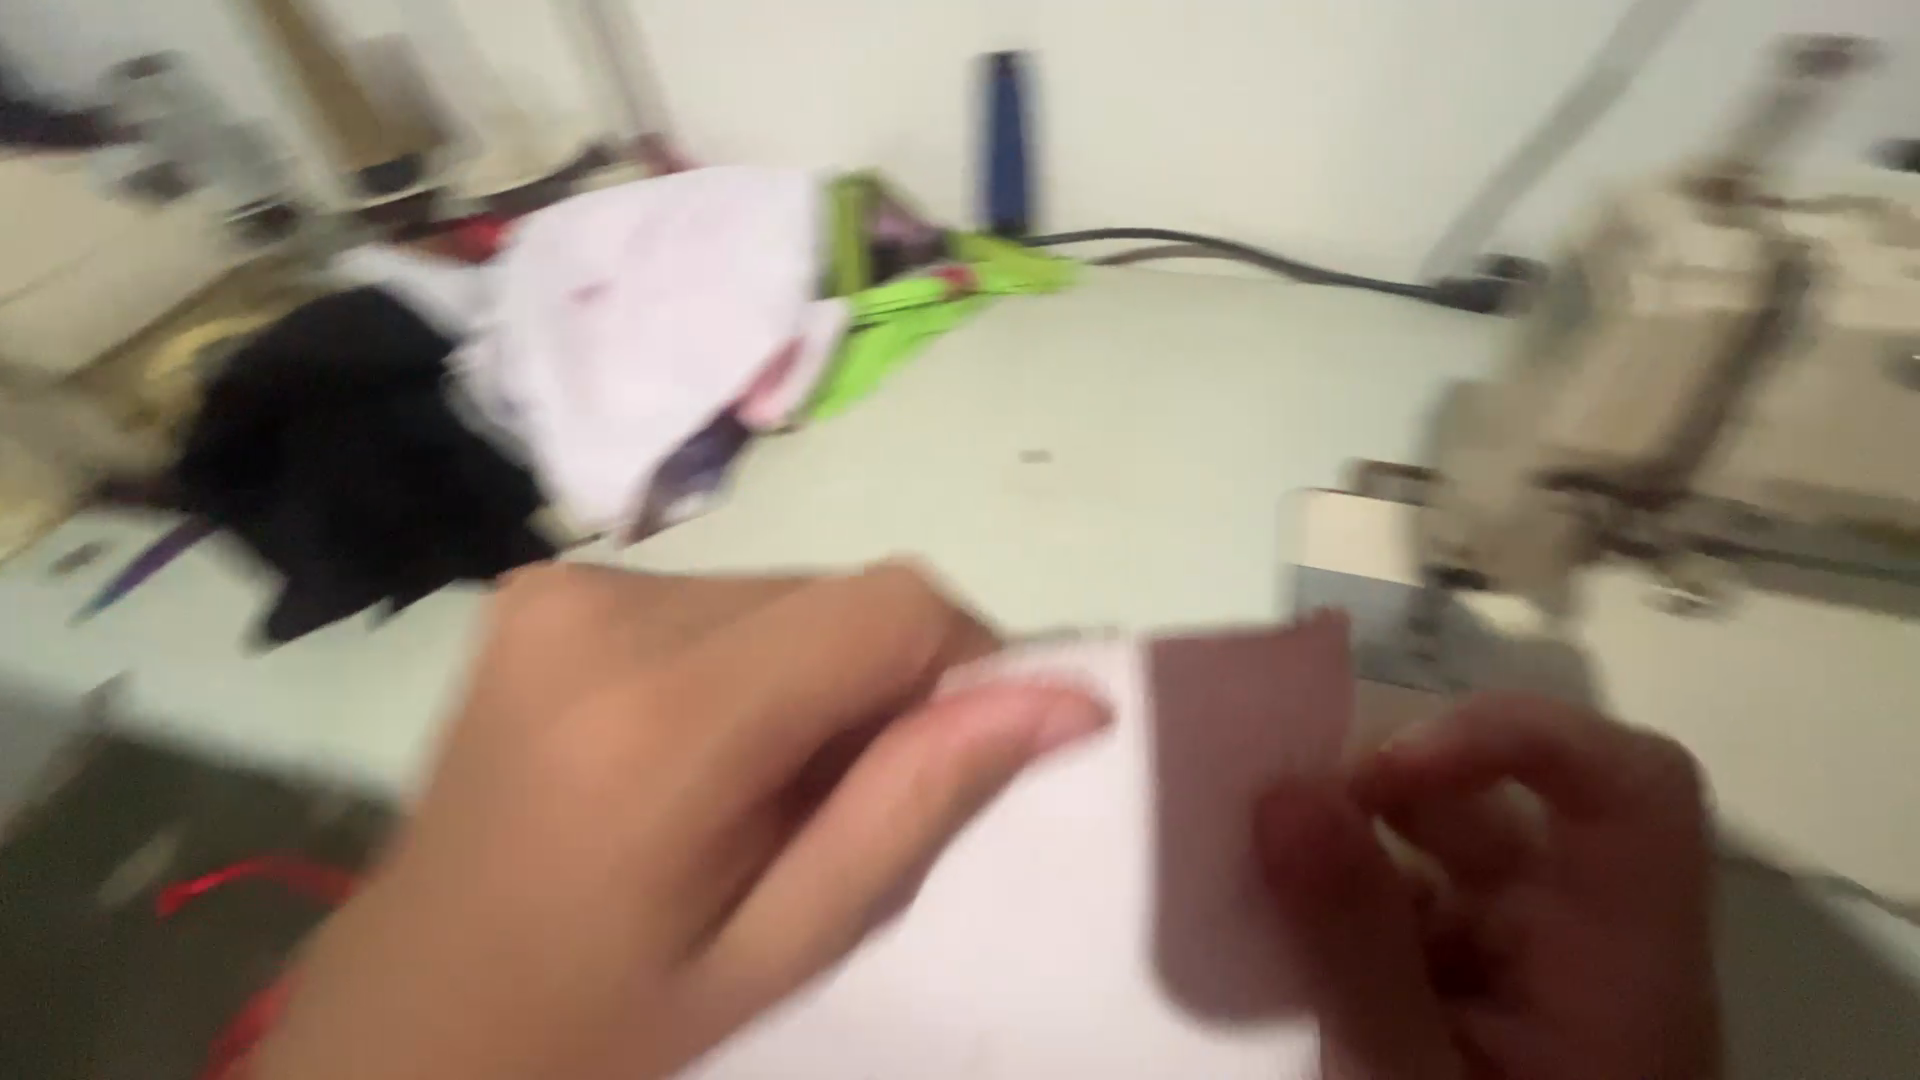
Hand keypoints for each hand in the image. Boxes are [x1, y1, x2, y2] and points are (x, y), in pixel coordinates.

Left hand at [253, 562, 1109, 1079]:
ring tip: (762, 775)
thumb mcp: (788, 944)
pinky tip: (701, 739)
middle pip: (838, 596)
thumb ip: (920, 804)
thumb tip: (1068, 698)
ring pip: (788, 592)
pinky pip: (722, 596)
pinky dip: (754, 656)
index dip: (962, 657)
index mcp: (661, 726)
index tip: (962, 740)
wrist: (408, 1018)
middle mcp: (605, 616)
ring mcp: (564, 587)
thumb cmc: (606, 1022)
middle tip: (839, 790)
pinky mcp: (547, 583)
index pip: (888, 610)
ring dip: (816, 669)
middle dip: (881, 679)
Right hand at [1255, 695, 1720, 1079]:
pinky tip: (1257, 900)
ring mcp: (1500, 945)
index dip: (1511, 736)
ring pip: (1422, 829)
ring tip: (1245, 849)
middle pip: (1493, 792)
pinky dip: (1314, 873)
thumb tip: (1286, 796)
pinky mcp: (1442, 962)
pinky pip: (1377, 877)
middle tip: (1268, 807)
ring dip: (1331, 825)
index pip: (1625, 786)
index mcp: (1614, 960)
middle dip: (1372, 783)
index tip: (1376, 773)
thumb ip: (1354, 950)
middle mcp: (1566, 930)